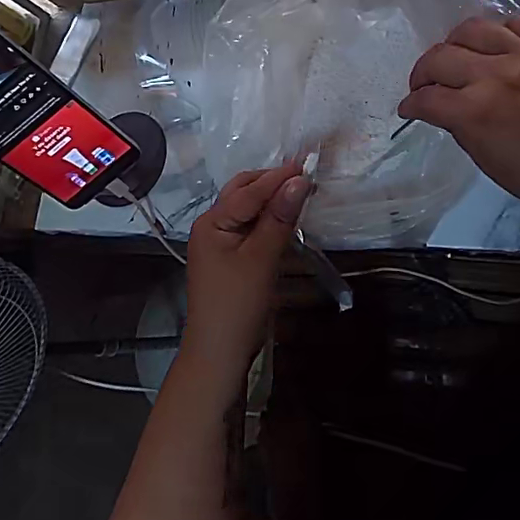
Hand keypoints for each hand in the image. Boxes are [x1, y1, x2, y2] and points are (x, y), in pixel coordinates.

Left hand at [178, 164, 309, 388]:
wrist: (219, 356)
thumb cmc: (237, 305)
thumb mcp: (261, 259)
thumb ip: (279, 218)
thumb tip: (300, 180)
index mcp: (212, 222)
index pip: (250, 191)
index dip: (279, 177)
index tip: (308, 164)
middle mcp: (212, 226)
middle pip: (243, 193)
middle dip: (272, 182)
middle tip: (305, 176)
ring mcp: (219, 243)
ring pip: (248, 209)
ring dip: (272, 198)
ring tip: (300, 192)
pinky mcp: (230, 258)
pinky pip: (251, 227)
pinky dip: (270, 218)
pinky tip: (287, 218)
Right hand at [398, 15, 519, 228]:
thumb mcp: (496, 166)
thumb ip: (465, 131)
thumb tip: (449, 112)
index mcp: (476, 112)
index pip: (426, 98)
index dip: (411, 104)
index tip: (409, 108)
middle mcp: (495, 73)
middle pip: (439, 57)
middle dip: (422, 73)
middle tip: (424, 85)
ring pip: (472, 28)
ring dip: (453, 43)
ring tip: (456, 56)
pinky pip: (518, 23)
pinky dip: (498, 32)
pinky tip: (497, 44)